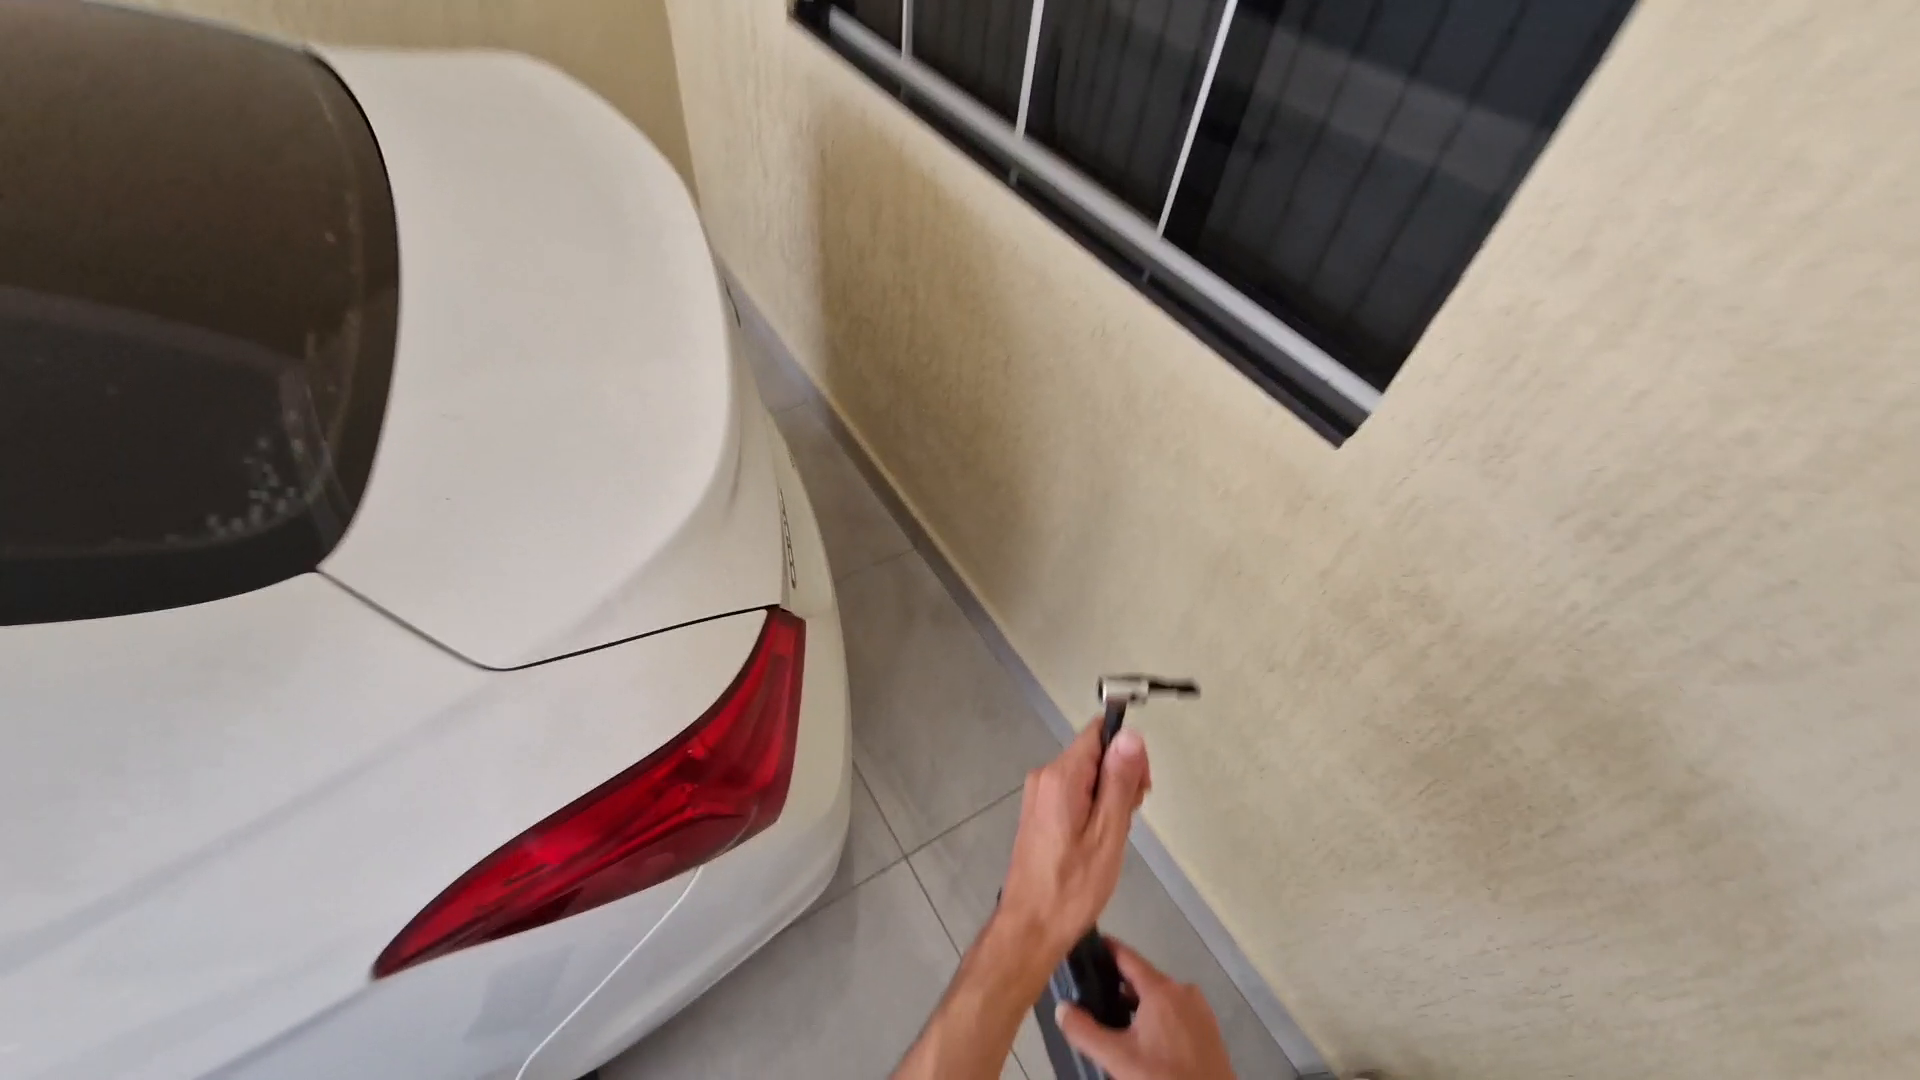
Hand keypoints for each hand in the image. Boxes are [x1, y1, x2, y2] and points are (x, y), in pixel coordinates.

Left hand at [997, 720, 1149, 958]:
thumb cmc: (1072, 887)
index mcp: (1060, 776)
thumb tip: (1130, 735)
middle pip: (1094, 753)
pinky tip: (1099, 839)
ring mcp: (1039, 794)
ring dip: (1109, 797)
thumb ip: (1119, 781)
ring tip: (1113, 836)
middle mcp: (1045, 776)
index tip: (1139, 785)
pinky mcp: (1039, 812)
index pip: (1098, 733)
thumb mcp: (1107, 833)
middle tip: (1128, 818)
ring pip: (1087, 775)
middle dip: (1120, 777)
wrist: (1030, 927)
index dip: (1126, 751)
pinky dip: (1093, 808)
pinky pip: (1075, 793)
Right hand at [1057, 938, 1236, 1078]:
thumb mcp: (1119, 1060)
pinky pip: (1175, 1012)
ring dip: (1137, 1005)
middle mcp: (1182, 990)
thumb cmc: (1165, 1078)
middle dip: (1117, 985)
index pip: (1126, 955)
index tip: (1084, 948)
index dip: (1104, 949)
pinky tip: (1146, 1042)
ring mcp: (1199, 1009)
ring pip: (1159, 996)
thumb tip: (1062, 1009)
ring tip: (1115, 1023)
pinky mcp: (1209, 1029)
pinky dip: (1157, 1018)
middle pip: (1142, 978)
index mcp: (1160, 989)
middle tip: (1092, 997)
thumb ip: (1085, 1032)